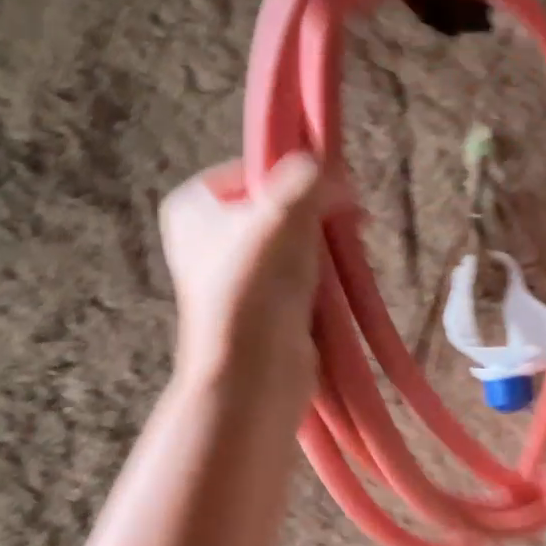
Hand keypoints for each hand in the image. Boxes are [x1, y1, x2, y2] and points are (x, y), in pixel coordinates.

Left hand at [158, 152, 338, 404]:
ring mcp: (237, 283)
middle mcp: (209, 242)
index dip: (299, 177)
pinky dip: (324, 287)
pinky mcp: (263, 316)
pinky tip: (345, 290)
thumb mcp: (285, 212)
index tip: (336, 190)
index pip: (256, 171)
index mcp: (194, 206)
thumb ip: (311, 178)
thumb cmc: (257, 287)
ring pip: (294, 250)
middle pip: (278, 212)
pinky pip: (301, 287)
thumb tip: (339, 178)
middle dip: (318, 219)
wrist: (254, 374)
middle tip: (352, 225)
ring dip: (326, 254)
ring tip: (351, 260)